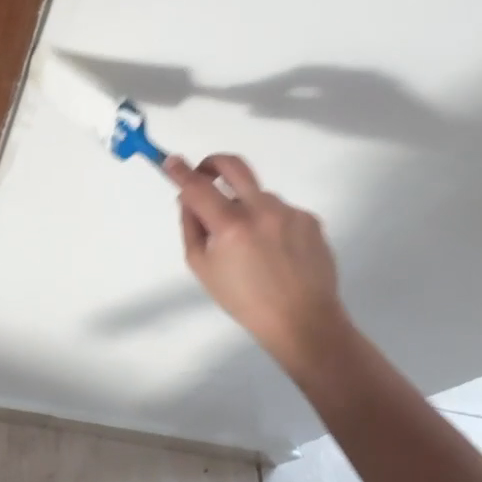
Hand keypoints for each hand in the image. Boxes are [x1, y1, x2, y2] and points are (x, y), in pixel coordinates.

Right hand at [167, 154, 347, 365]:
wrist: (303, 321)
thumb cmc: (243, 300)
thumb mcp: (202, 267)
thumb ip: (191, 226)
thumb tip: (189, 198)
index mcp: (231, 226)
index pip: (197, 187)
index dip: (180, 171)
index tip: (171, 160)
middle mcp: (262, 211)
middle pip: (234, 166)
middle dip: (212, 163)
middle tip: (204, 174)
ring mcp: (290, 213)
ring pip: (258, 196)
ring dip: (246, 207)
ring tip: (251, 244)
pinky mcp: (310, 220)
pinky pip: (280, 211)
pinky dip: (270, 222)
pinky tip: (275, 251)